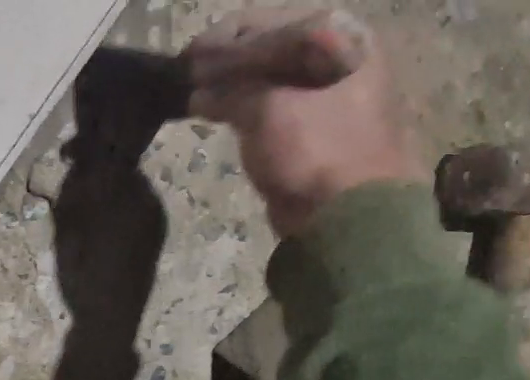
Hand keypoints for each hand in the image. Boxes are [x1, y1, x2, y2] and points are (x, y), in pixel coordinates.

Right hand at [188, 9, 426, 235]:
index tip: (184, 60)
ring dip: (230, 83)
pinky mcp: (312, 122)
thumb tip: (198, 92)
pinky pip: (270, 99)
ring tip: (194, 97)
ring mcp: (327, 89)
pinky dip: (240, 103)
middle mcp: (339, 55)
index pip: (270, 22)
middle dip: (224, 60)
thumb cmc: (314, 149)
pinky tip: (215, 113)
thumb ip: (232, 90)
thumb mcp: (269, 109)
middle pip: (271, 45)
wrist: (345, 208)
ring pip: (268, 73)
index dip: (223, 38)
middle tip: (184, 78)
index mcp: (340, 39)